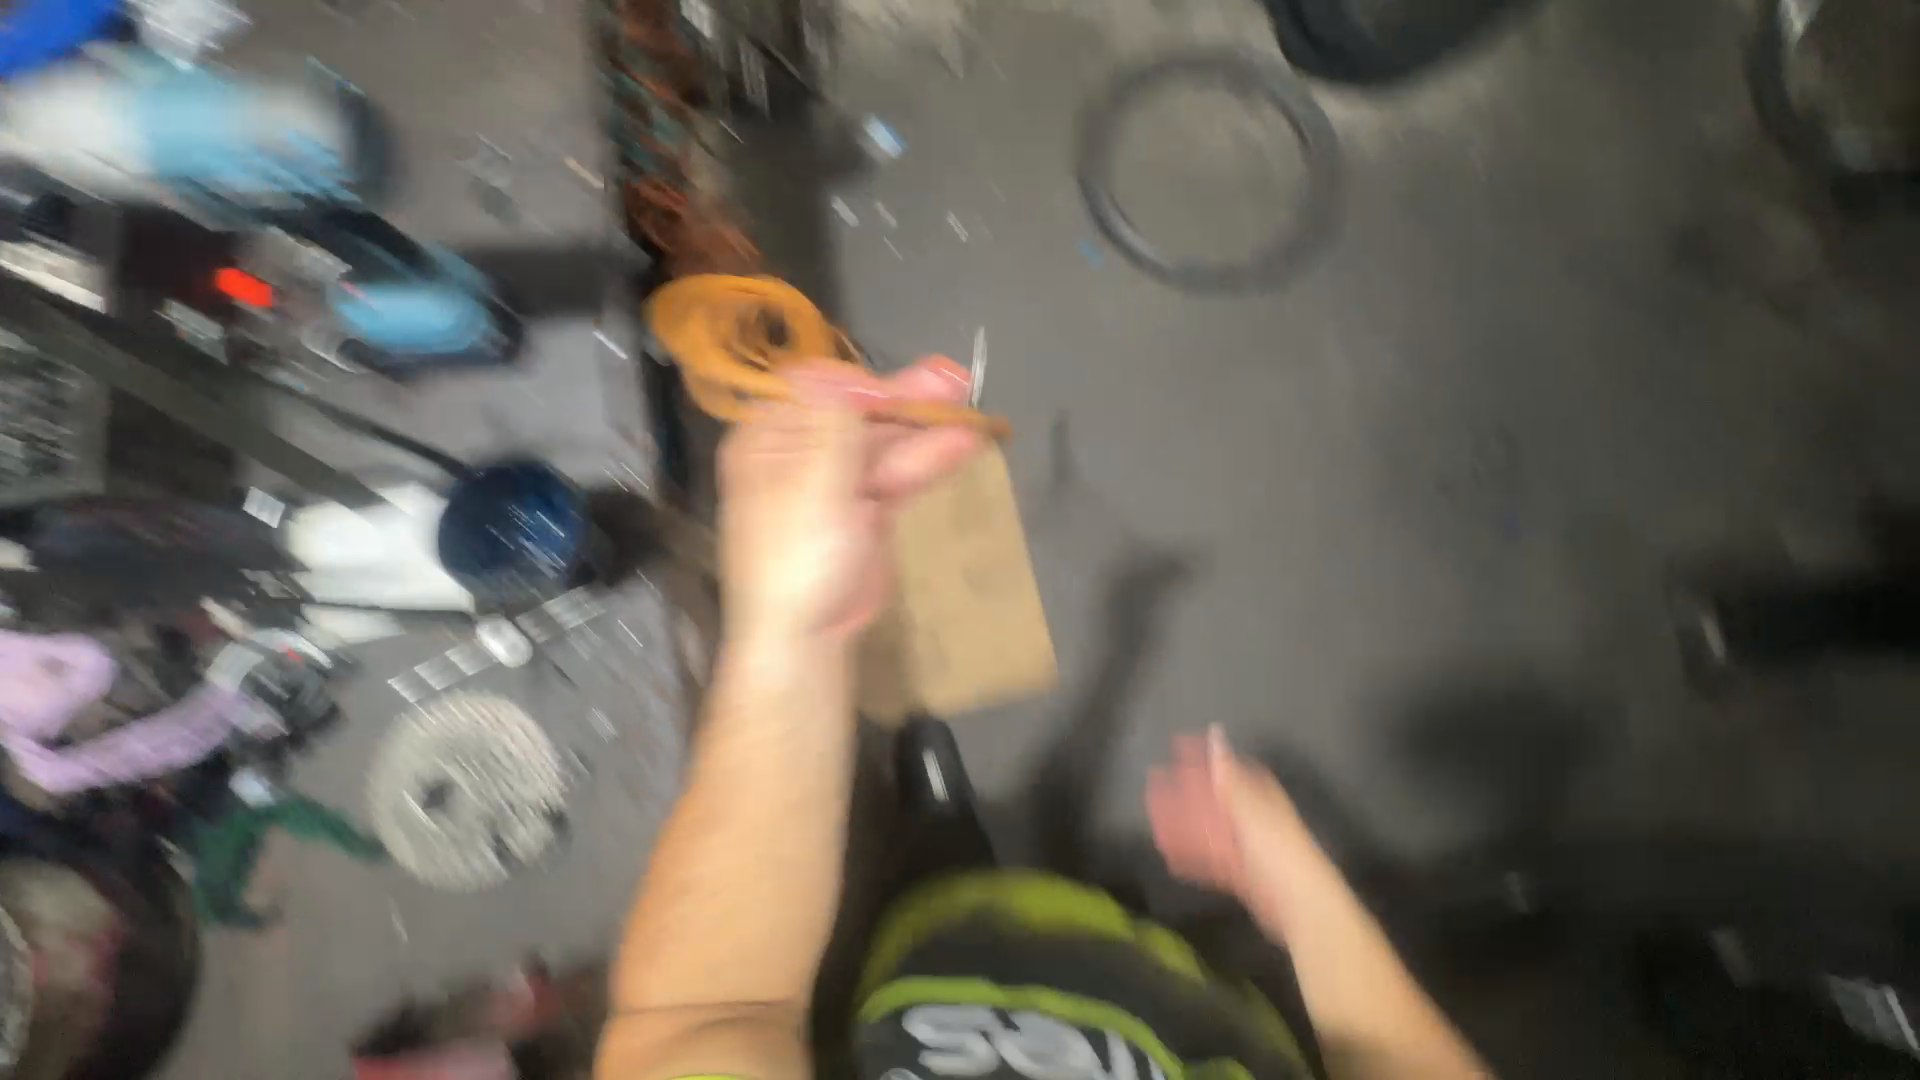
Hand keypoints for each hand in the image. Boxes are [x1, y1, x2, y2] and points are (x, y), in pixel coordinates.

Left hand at [718, 357, 982, 647]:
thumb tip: (841, 372)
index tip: (899, 394)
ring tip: (972, 413)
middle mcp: (802, 451)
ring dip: (928, 429)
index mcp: (771, 439)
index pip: (817, 392)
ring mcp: (839, 480)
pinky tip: (963, 445)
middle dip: (906, 398)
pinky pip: (900, 474)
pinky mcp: (869, 507)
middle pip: (860, 414)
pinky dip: (929, 460)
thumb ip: (833, 425)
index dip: (863, 387)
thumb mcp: (812, 484)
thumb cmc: (797, 557)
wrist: (806, 634)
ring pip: (887, 444)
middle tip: (955, 379)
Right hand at [1146, 727, 1319, 927]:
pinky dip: (1188, 854)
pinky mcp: (1239, 875)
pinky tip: (1168, 852)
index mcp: (1257, 797)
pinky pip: (1208, 859)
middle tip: (1154, 780)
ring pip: (1205, 829)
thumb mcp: (1250, 806)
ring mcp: (1245, 847)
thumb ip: (1228, 774)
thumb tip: (1215, 732)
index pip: (1226, 769)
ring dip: (1180, 823)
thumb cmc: (1278, 848)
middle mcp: (1250, 818)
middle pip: (1211, 800)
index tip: (1178, 744)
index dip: (1203, 756)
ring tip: (1152, 815)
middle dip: (1183, 791)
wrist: (1301, 904)